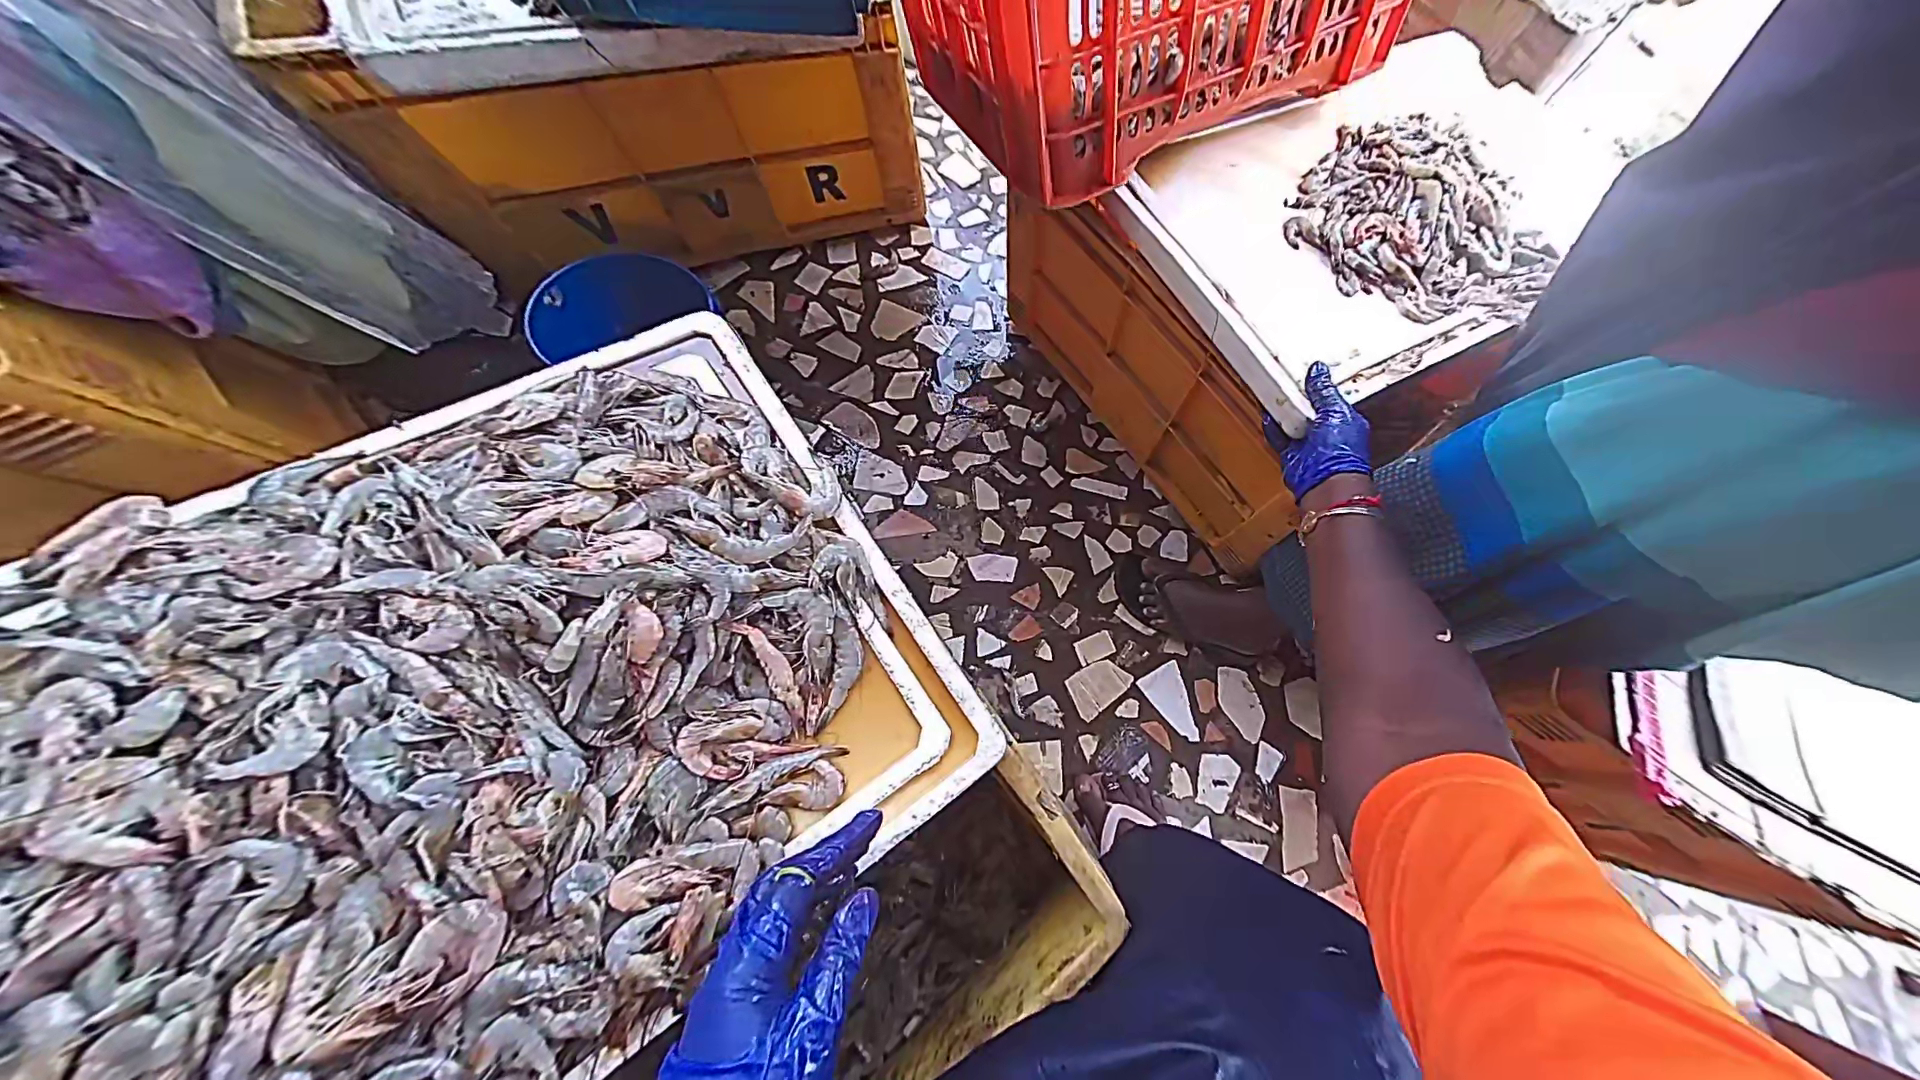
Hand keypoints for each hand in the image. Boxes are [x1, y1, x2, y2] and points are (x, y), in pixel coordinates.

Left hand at [659, 809, 881, 1079]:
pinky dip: (800, 902)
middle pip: (782, 880)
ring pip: (774, 898)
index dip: (836, 847)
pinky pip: (769, 921)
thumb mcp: (813, 1024)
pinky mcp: (733, 982)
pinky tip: (821, 903)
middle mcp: (732, 952)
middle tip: (862, 834)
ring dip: (814, 874)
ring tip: (850, 860)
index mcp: (748, 957)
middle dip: (825, 852)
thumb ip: (839, 959)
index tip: (866, 826)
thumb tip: (862, 904)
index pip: (797, 878)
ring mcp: (729, 965)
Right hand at [1263, 362, 1370, 499]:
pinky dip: (1272, 427)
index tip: (1307, 375)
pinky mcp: (1291, 455)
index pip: (1331, 398)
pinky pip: (1278, 437)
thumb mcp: (1335, 412)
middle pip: (1309, 409)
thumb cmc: (1340, 452)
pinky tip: (1267, 416)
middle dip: (1298, 398)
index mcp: (1344, 420)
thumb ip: (1324, 391)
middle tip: (1286, 382)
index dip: (1319, 387)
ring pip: (1292, 422)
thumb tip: (1318, 370)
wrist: (1325, 483)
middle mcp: (1326, 432)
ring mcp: (1308, 444)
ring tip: (1274, 395)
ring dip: (1283, 411)